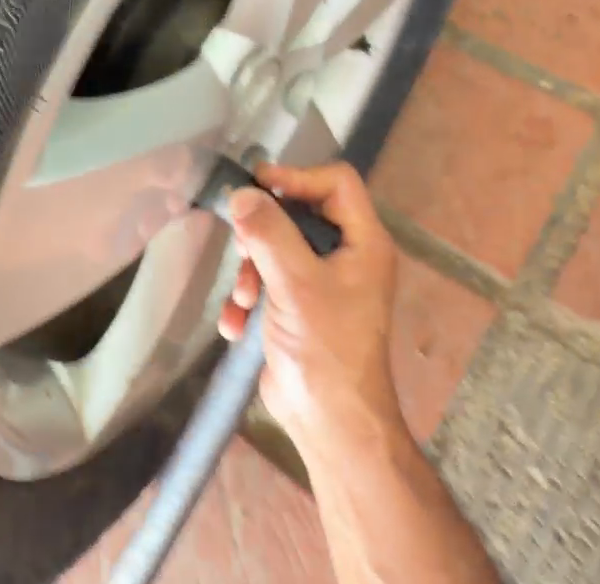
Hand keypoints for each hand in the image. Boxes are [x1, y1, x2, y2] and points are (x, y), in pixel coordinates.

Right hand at [217, 161, 404, 459]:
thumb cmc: (325, 346)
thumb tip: (241, 195)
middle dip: (263, 235)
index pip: (336, 183)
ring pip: (277, 251)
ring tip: (243, 302)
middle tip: (242, 250)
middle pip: (299, 215)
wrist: (330, 422)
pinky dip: (248, 302)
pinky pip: (268, 286)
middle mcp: (347, 257)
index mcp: (363, 242)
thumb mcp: (295, 283)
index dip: (297, 176)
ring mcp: (323, 285)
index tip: (257, 185)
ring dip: (250, 274)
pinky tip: (235, 327)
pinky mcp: (299, 310)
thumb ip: (269, 233)